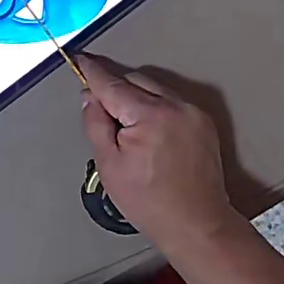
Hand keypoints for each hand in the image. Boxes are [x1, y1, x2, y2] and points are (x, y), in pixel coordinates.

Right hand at [77, 54, 244, 251]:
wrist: (196, 223)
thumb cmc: (152, 202)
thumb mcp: (109, 165)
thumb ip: (96, 124)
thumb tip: (90, 97)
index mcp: (151, 115)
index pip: (113, 84)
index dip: (93, 71)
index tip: (80, 60)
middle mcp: (176, 106)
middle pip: (135, 80)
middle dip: (115, 89)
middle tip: (100, 111)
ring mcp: (193, 113)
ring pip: (154, 89)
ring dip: (136, 97)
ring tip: (128, 131)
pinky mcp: (202, 122)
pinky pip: (172, 101)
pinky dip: (156, 107)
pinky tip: (148, 133)